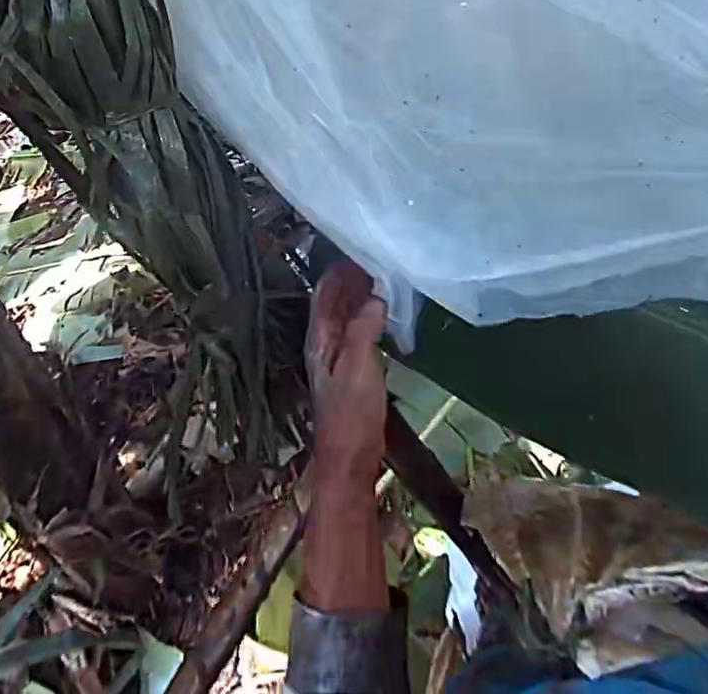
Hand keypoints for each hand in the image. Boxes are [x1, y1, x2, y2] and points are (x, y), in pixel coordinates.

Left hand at [306, 260, 388, 484]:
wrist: (351, 459)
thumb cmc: (352, 412)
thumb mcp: (359, 365)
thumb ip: (364, 327)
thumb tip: (377, 296)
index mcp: (319, 338)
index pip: (325, 292)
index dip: (339, 270)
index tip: (361, 249)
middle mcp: (324, 343)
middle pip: (335, 301)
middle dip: (353, 279)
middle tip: (378, 259)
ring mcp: (338, 357)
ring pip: (348, 316)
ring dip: (362, 296)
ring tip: (386, 279)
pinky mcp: (353, 370)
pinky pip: (360, 332)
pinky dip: (371, 317)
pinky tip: (387, 314)